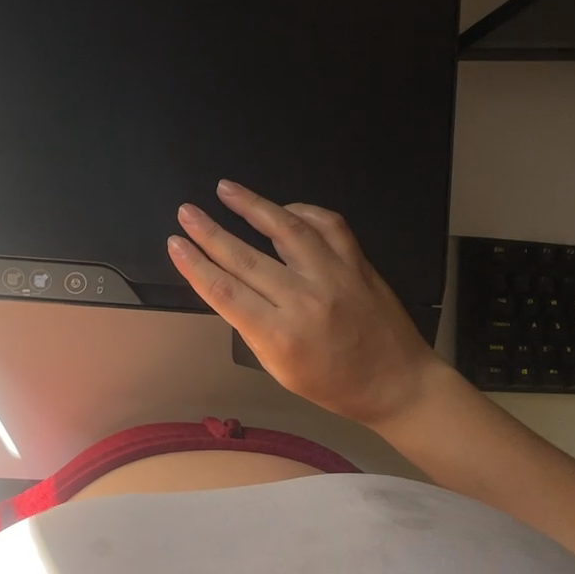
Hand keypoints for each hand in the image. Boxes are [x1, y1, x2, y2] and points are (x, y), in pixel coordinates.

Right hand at [168, 179, 439, 427]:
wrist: (398, 383)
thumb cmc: (333, 384)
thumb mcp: (278, 368)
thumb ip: (252, 326)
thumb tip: (228, 287)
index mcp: (281, 335)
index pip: (225, 292)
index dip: (195, 265)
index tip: (176, 245)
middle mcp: (306, 300)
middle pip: (246, 257)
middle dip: (209, 231)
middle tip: (187, 212)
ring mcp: (335, 276)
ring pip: (286, 229)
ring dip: (252, 205)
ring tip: (226, 189)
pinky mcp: (358, 263)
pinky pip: (328, 224)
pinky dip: (303, 210)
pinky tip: (284, 206)